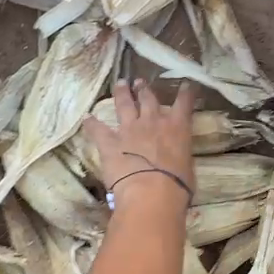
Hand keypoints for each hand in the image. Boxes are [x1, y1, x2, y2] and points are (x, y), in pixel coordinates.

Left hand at [82, 79, 196, 208]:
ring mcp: (129, 129)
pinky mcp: (110, 142)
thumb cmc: (177, 184)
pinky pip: (97, 129)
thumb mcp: (187, 167)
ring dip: (122, 93)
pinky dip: (91, 124)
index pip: (184, 103)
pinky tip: (86, 118)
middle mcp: (153, 121)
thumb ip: (180, 156)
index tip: (185, 84)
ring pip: (124, 104)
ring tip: (120, 84)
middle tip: (139, 82)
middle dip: (144, 89)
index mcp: (177, 127)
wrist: (151, 192)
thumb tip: (177, 159)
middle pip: (148, 98)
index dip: (185, 92)